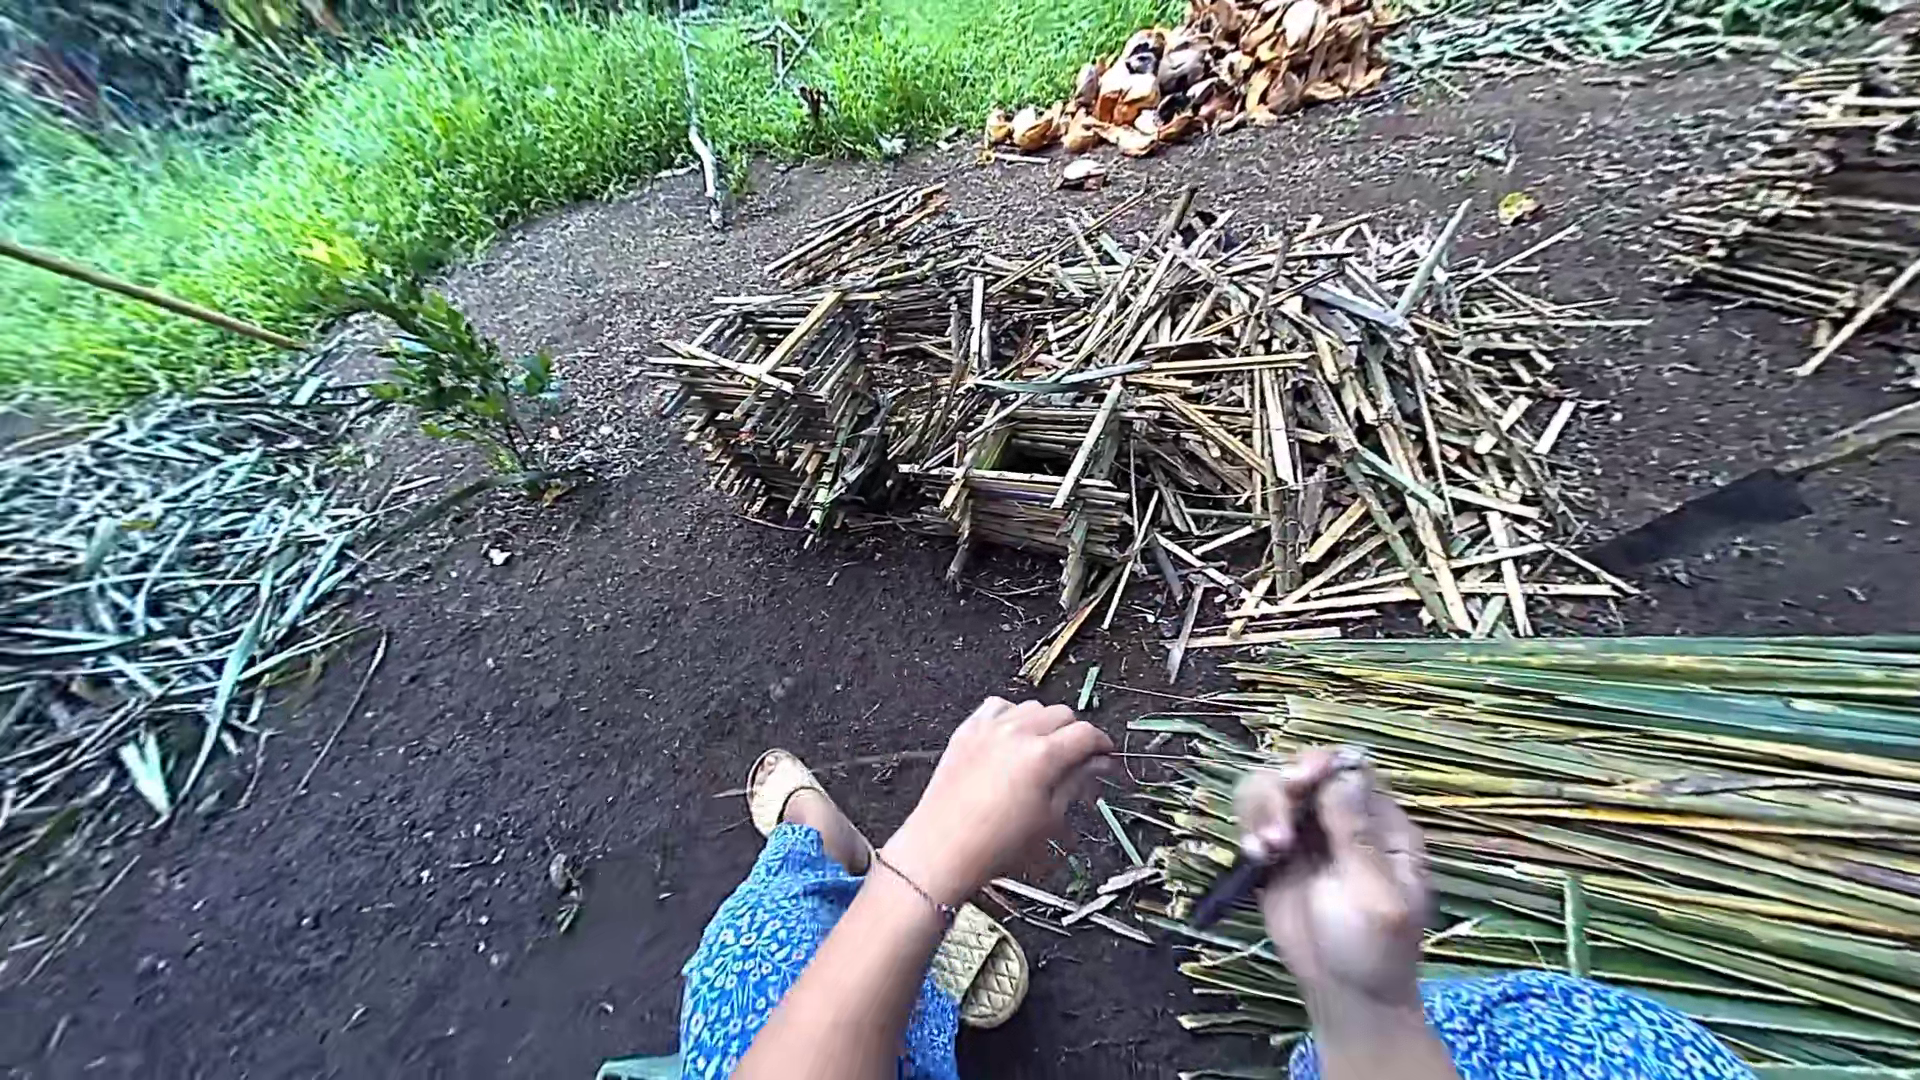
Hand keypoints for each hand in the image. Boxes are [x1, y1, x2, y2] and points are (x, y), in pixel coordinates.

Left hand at [881, 697, 1112, 906]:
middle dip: (1075, 734)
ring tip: (1043, 750)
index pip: (1086, 734)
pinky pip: (998, 706)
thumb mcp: (1049, 819)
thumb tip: (1096, 764)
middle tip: (1077, 759)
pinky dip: (1011, 715)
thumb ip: (1076, 782)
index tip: (1104, 756)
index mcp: (1042, 755)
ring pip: (1031, 707)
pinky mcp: (968, 729)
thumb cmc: (996, 844)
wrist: (943, 847)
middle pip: (1061, 714)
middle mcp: (1017, 732)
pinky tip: (1012, 737)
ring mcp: (990, 726)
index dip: (1101, 745)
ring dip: (1044, 723)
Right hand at [1234, 748, 1429, 1020]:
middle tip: (1279, 833)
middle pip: (1300, 769)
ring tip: (1265, 849)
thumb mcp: (1375, 894)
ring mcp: (1305, 828)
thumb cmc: (1375, 949)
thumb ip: (1356, 833)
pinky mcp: (1274, 844)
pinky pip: (1250, 812)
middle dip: (1281, 792)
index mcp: (1381, 824)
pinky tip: (1255, 855)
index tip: (1299, 780)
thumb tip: (1345, 771)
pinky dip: (1246, 825)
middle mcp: (1339, 815)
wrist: (1342, 991)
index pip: (1350, 768)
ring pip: (1269, 784)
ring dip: (1260, 809)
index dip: (1321, 763)